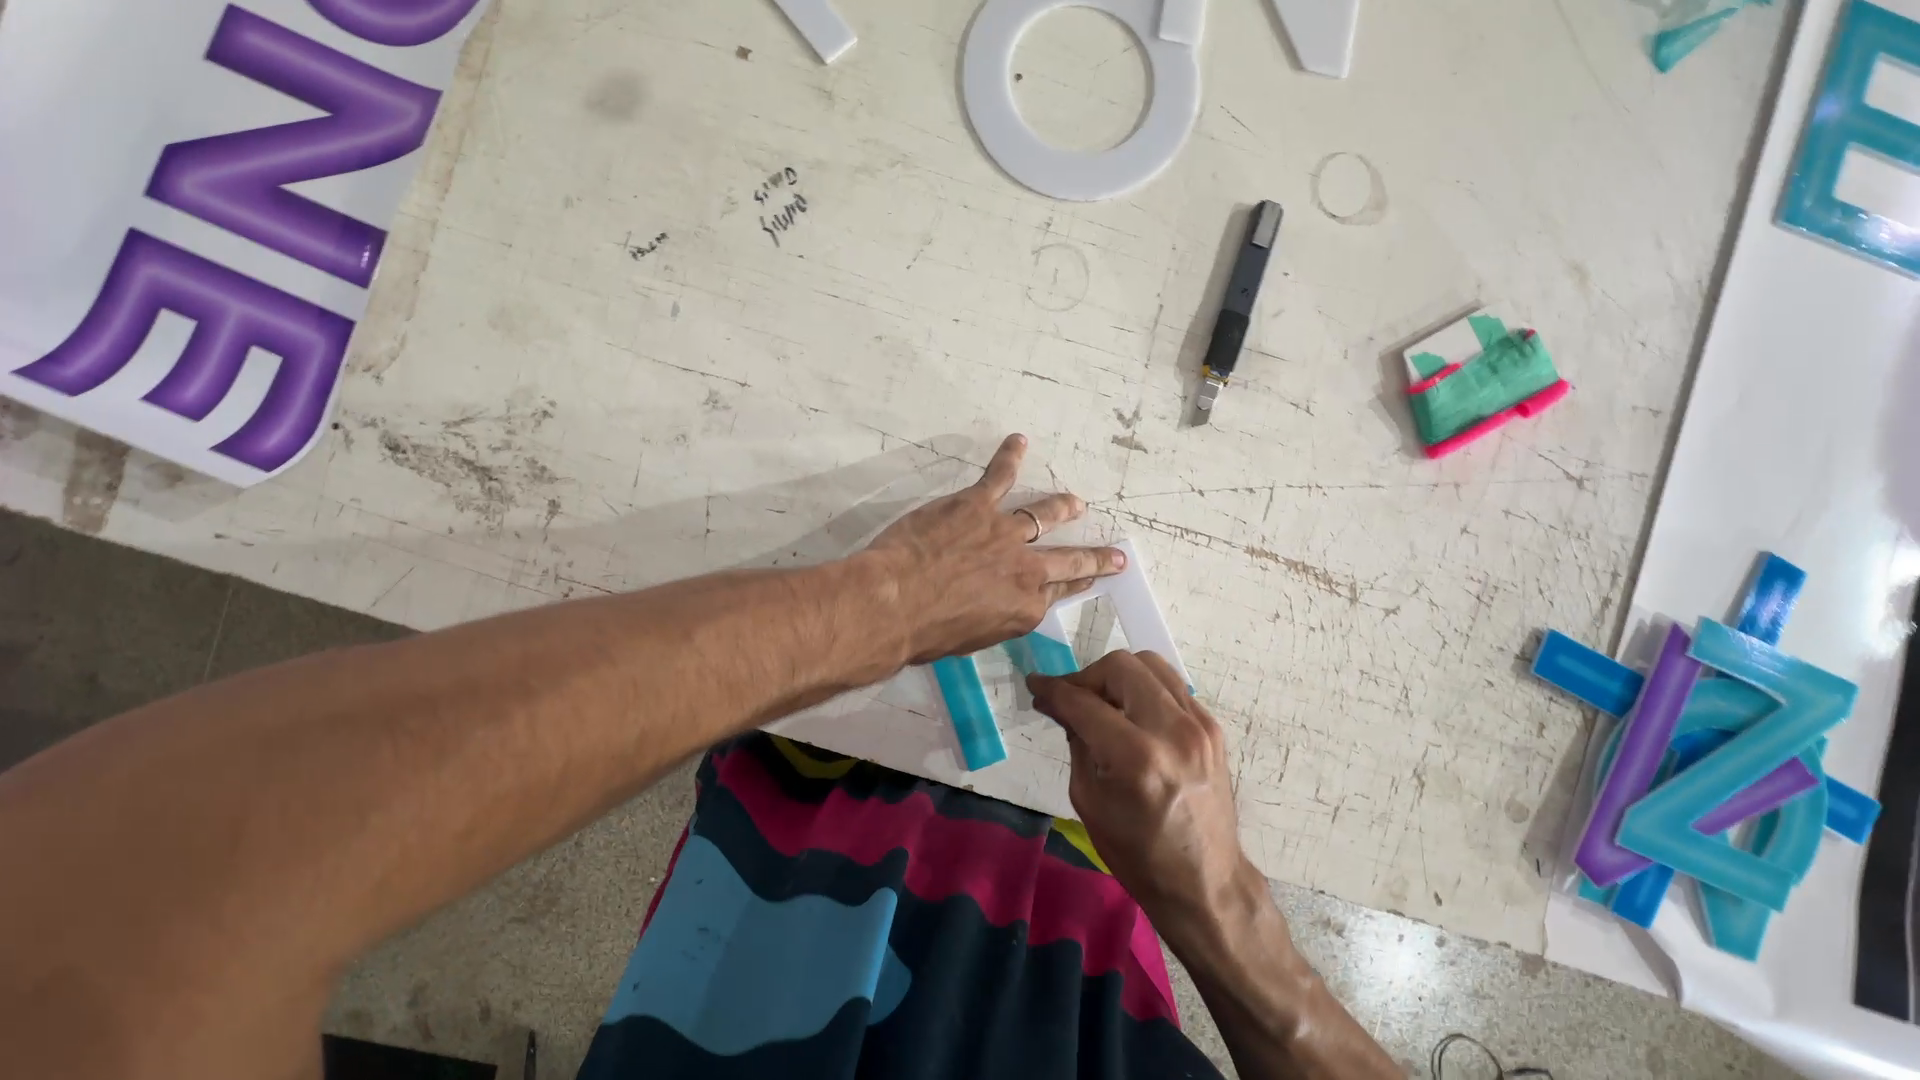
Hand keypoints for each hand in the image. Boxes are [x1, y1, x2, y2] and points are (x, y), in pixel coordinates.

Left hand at [864, 434, 1125, 662]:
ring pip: (1044, 515)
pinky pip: (999, 476)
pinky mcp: (977, 505)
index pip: (1058, 592)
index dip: (1076, 583)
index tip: (1090, 577)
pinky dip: (1010, 456)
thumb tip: (1002, 605)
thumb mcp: (975, 639)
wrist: (896, 602)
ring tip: (1076, 502)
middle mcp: (1026, 569)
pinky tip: (1018, 441)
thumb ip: (998, 619)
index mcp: (1025, 607)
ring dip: (1062, 507)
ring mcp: (1005, 532)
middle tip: (1116, 555)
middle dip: (1096, 557)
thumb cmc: (927, 633)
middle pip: (1068, 559)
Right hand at [1034, 653, 1404, 1079]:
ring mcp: (1199, 726)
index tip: (1035, 685)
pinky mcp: (1213, 728)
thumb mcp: (1089, 800)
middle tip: (1073, 700)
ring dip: (1119, 676)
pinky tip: (1134, 717)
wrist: (1204, 881)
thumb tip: (1062, 705)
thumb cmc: (1137, 854)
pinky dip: (1146, 691)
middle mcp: (1172, 731)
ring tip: (1104, 703)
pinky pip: (1173, 687)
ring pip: (1152, 664)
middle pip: (1121, 666)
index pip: (1084, 702)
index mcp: (1135, 758)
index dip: (1053, 689)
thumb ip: (1077, 742)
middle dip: (1088, 677)